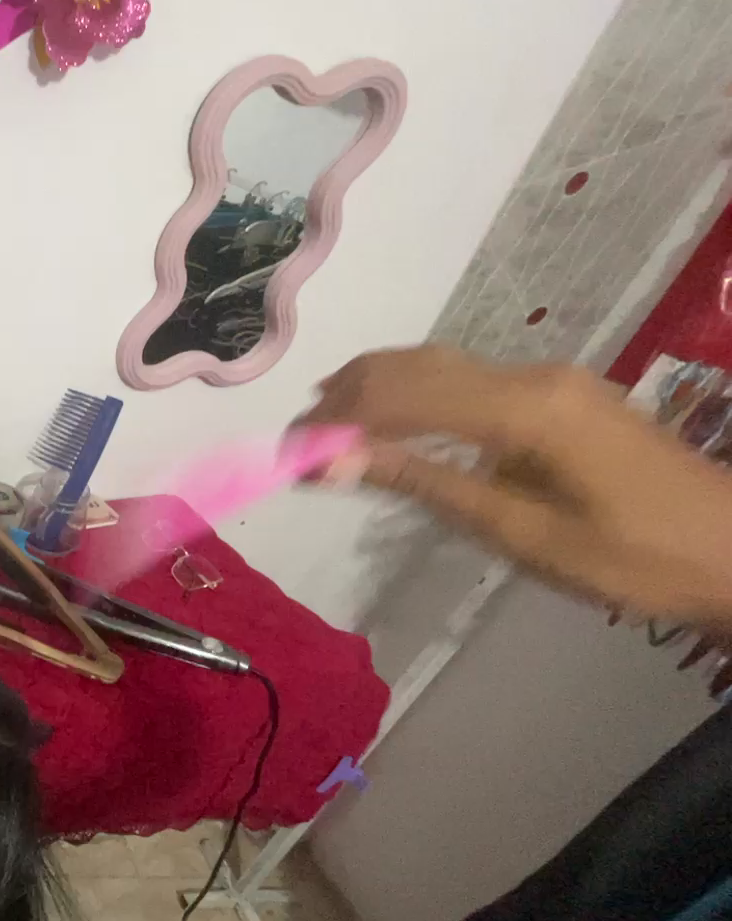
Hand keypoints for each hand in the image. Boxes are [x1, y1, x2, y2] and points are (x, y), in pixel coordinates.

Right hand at [297, 346, 731, 628]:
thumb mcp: (517, 530)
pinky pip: (458, 376)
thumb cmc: (632, 557)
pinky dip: (403, 390)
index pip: (398, 398)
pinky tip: (381, 414)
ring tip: (319, 425)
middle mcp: (530, 378)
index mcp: (524, 411)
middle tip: (295, 446)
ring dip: (366, 388)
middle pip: (408, 368)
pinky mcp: (552, 393)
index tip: (288, 459)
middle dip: (340, 402)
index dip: (332, 424)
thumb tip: (332, 460)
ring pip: (430, 362)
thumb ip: (422, 482)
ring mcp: (544, 380)